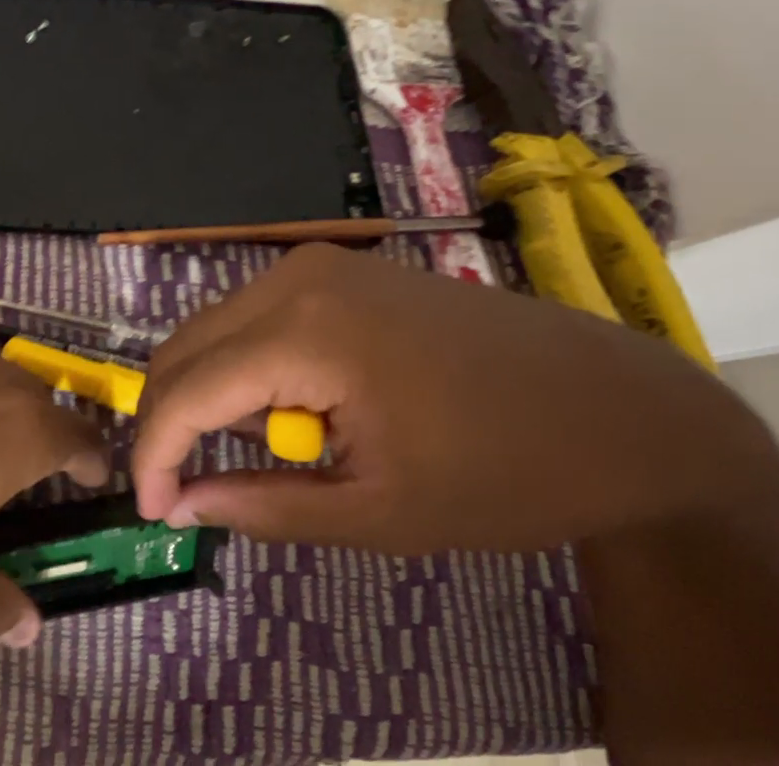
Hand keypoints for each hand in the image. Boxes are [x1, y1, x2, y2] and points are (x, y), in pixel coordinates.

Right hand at [131, 244, 778, 553]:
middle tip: (185, 490)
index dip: (154, 454)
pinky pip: (251, 317)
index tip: (154, 512)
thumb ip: (261, 507)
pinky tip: (297, 409)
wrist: (625, 409)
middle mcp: (294, 277)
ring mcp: (315, 264)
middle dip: (170, 422)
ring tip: (268, 451)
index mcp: (305, 331)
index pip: (186, 390)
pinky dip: (245, 368)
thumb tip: (179, 505)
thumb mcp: (379, 514)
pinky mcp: (335, 268)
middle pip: (183, 349)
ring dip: (210, 395)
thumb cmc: (509, 473)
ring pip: (211, 330)